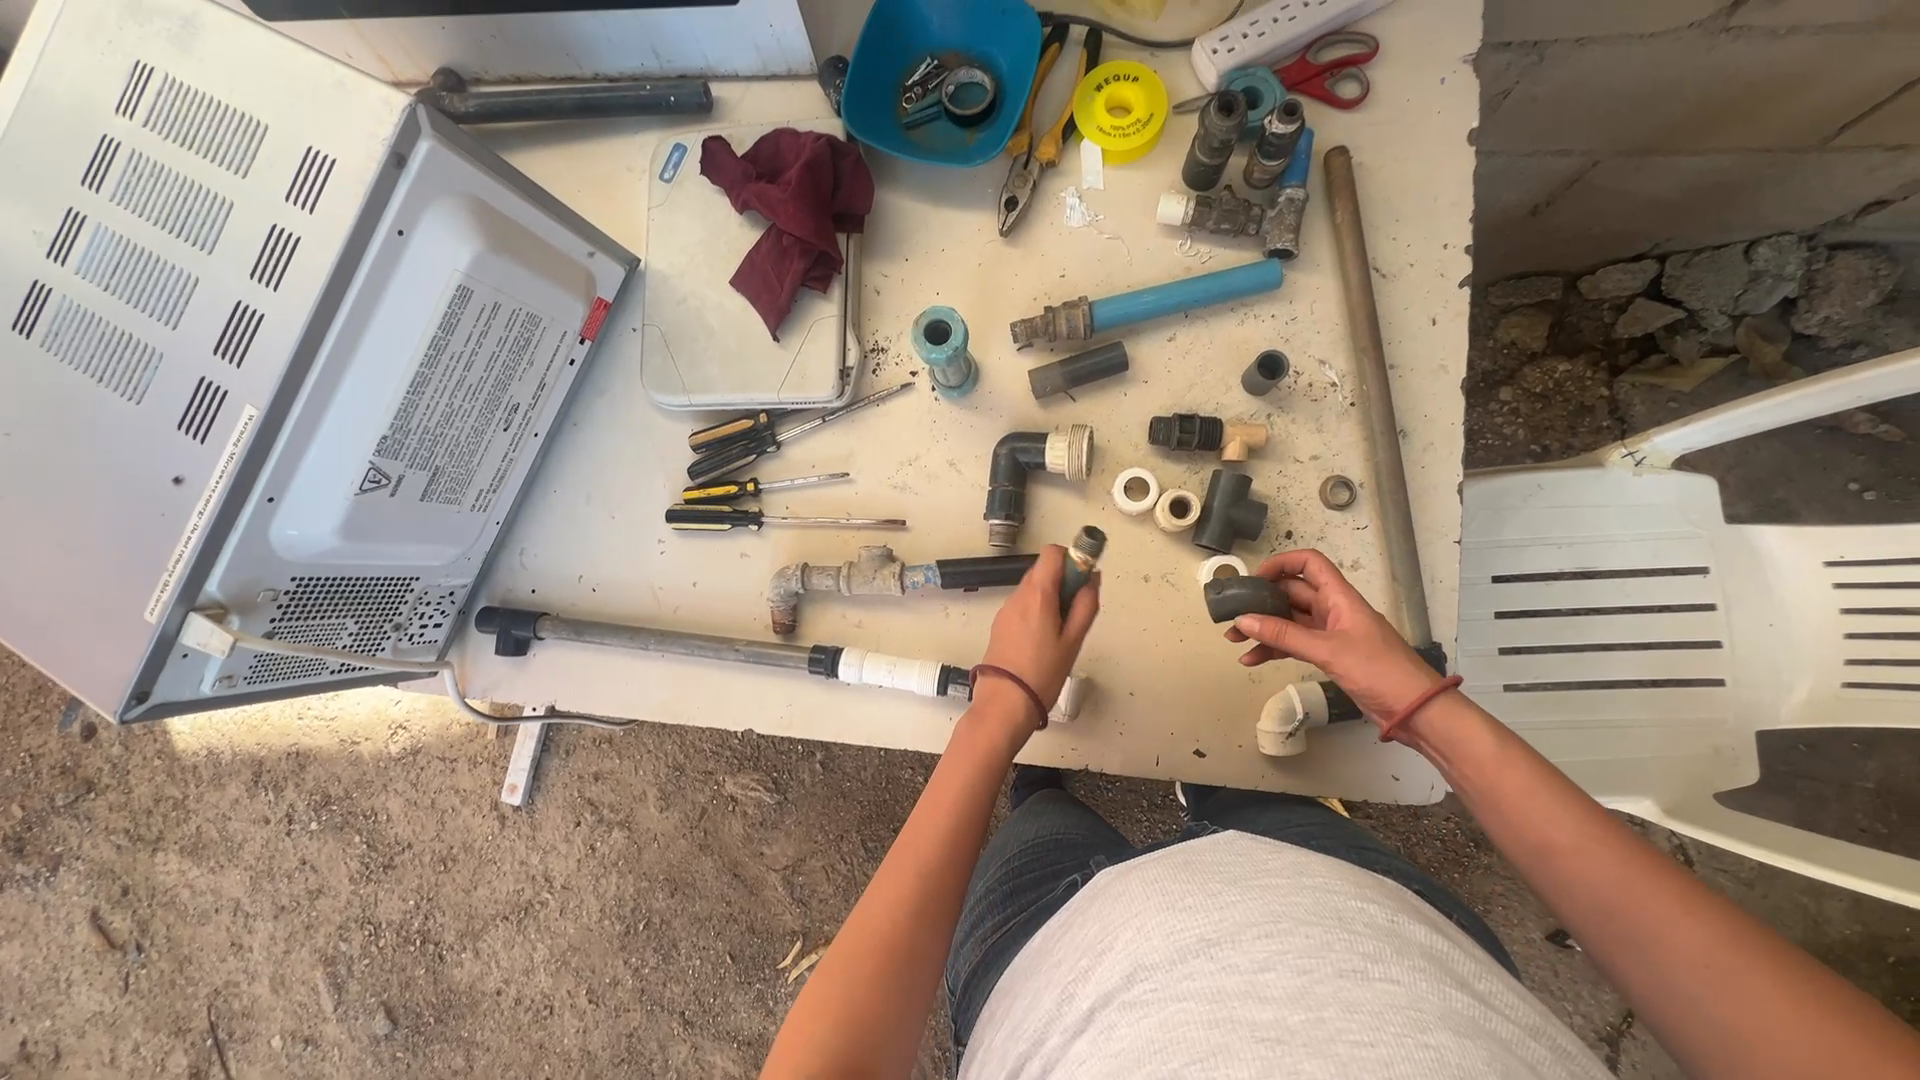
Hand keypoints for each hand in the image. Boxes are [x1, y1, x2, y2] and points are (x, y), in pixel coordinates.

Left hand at [975, 545, 1099, 728]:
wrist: (1004, 703)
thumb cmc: (1041, 674)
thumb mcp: (1073, 640)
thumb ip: (1086, 605)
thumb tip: (1092, 579)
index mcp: (1037, 594)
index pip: (1053, 553)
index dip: (1073, 559)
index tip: (1085, 578)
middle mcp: (1018, 596)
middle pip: (1043, 570)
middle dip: (1064, 581)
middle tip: (1078, 610)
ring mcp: (1006, 610)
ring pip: (1033, 589)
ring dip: (1052, 598)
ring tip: (1062, 631)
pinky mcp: (1001, 625)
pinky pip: (1023, 606)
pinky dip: (1038, 611)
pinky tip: (1045, 639)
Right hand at [1224, 549, 1441, 722]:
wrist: (1415, 709)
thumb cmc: (1379, 670)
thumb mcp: (1328, 650)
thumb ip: (1284, 635)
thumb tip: (1242, 620)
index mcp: (1340, 598)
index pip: (1309, 564)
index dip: (1281, 563)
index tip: (1253, 579)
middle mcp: (1334, 610)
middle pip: (1292, 593)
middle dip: (1262, 601)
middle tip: (1233, 613)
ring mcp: (1331, 634)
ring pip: (1289, 622)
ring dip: (1263, 628)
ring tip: (1234, 639)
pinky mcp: (1329, 656)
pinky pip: (1294, 645)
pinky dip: (1274, 650)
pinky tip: (1252, 660)